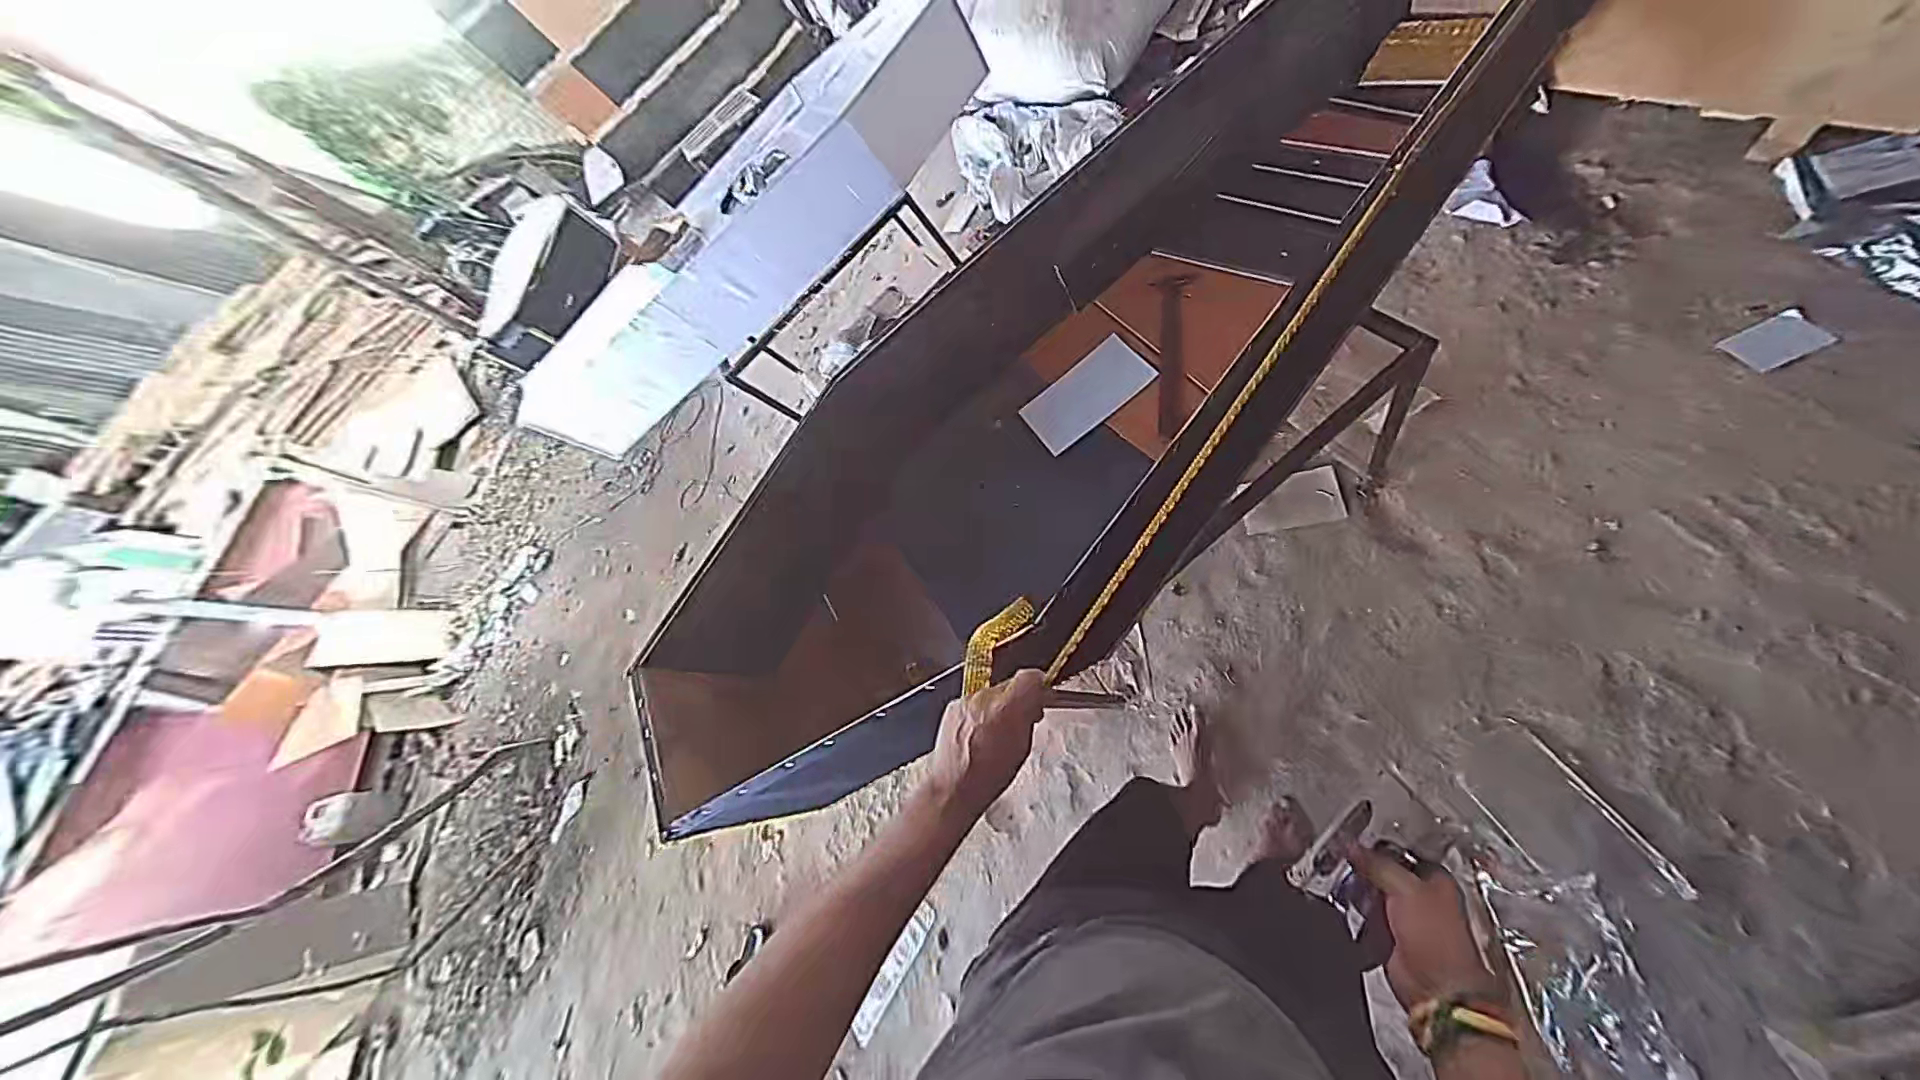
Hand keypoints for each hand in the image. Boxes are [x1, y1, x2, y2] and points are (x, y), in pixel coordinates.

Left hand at [926, 669, 1045, 818]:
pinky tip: (979, 733)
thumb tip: (1034, 702)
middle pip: (1010, 685)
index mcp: (1008, 709)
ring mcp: (966, 701)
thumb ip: (1029, 718)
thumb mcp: (1022, 748)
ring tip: (995, 732)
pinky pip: (974, 702)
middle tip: (1020, 720)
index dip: (1038, 685)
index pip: (1029, 677)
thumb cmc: (987, 776)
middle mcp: (985, 699)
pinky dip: (979, 713)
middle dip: (1017, 699)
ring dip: (997, 707)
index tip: (1039, 695)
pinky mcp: (953, 706)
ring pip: (991, 693)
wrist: (953, 786)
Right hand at [1350, 843, 1502, 1008]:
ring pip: (1373, 891)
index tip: (1356, 840)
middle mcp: (1422, 896)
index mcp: (1435, 879)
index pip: (1401, 851)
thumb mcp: (1404, 888)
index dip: (1378, 844)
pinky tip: (1352, 905)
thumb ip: (1376, 863)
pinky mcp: (1390, 933)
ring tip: (1347, 883)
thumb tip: (1353, 847)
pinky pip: (1366, 912)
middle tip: (1347, 860)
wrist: (1434, 987)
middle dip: (1365, 867)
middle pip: (1384, 870)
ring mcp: (1406, 915)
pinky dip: (1357, 908)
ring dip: (1359, 888)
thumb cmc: (1439, 941)